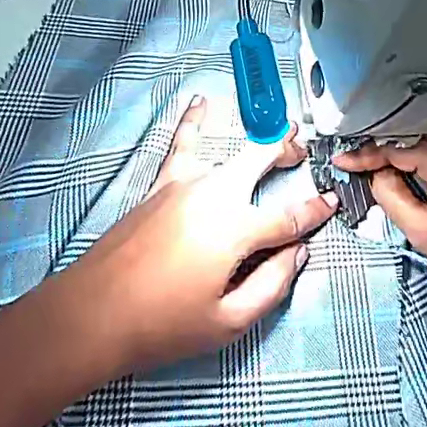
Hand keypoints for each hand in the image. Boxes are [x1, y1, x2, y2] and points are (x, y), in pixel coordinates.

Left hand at [45, 95, 337, 377]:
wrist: (96, 309)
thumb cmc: (162, 323)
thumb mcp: (229, 322)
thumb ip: (272, 285)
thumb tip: (296, 253)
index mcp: (235, 229)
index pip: (287, 217)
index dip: (313, 212)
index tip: (330, 202)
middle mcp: (212, 194)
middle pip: (259, 161)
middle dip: (286, 150)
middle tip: (303, 149)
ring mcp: (184, 184)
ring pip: (227, 148)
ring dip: (256, 138)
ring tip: (276, 129)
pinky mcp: (161, 184)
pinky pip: (182, 144)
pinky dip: (193, 120)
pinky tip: (199, 102)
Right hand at [333, 140, 426, 303]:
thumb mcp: (422, 230)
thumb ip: (391, 194)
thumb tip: (374, 174)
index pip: (399, 148)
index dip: (366, 155)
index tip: (339, 160)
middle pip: (412, 136)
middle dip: (379, 144)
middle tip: (349, 154)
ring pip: (423, 143)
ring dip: (395, 149)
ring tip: (364, 157)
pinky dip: (412, 158)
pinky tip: (394, 166)